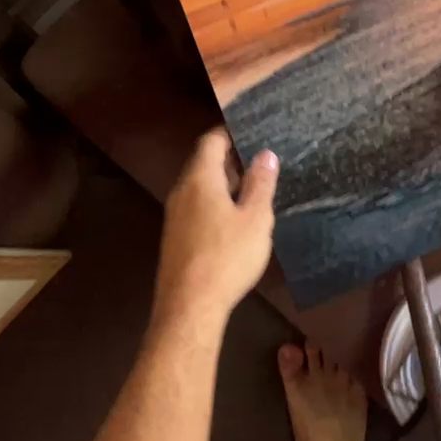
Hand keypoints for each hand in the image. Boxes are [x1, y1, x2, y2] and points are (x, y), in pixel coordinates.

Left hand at [154, 130, 278, 328]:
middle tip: (261, 163)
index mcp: (200, 178)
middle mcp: (181, 190)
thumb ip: (260, 183)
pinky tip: (234, 221)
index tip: (254, 133)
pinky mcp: (175, 237)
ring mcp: (174, 215)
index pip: (211, 140)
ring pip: (199, 187)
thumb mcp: (255, 218)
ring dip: (223, 184)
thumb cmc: (227, 257)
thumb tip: (265, 154)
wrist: (190, 307)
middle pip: (203, 162)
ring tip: (253, 191)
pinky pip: (195, 207)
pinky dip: (214, 203)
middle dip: (231, 159)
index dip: (231, 133)